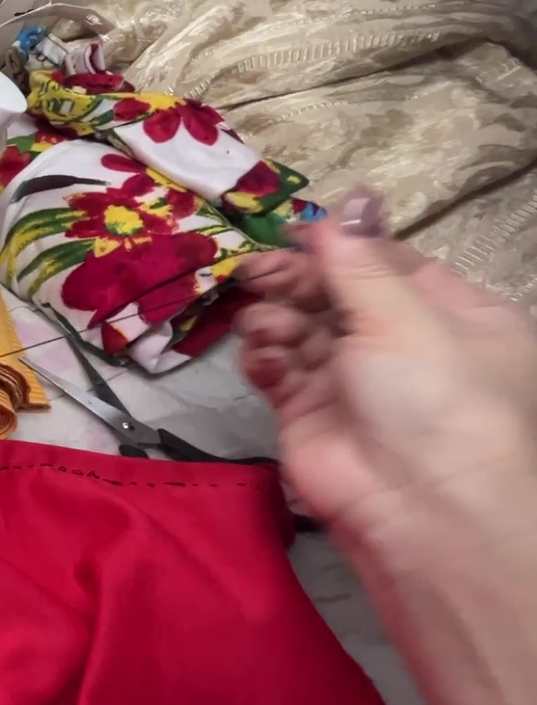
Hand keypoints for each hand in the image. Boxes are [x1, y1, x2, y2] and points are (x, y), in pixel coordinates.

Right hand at [236, 217, 536, 550]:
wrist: (415, 502)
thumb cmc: (434, 399)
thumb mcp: (404, 318)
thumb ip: (359, 262)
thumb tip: (346, 202)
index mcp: (450, 316)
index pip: (386, 264)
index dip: (339, 246)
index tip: (291, 233)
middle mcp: (399, 342)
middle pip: (330, 291)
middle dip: (291, 279)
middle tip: (255, 274)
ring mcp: (347, 375)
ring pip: (293, 325)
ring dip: (273, 321)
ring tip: (268, 332)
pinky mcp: (302, 403)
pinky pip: (273, 364)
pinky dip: (263, 358)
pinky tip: (266, 363)